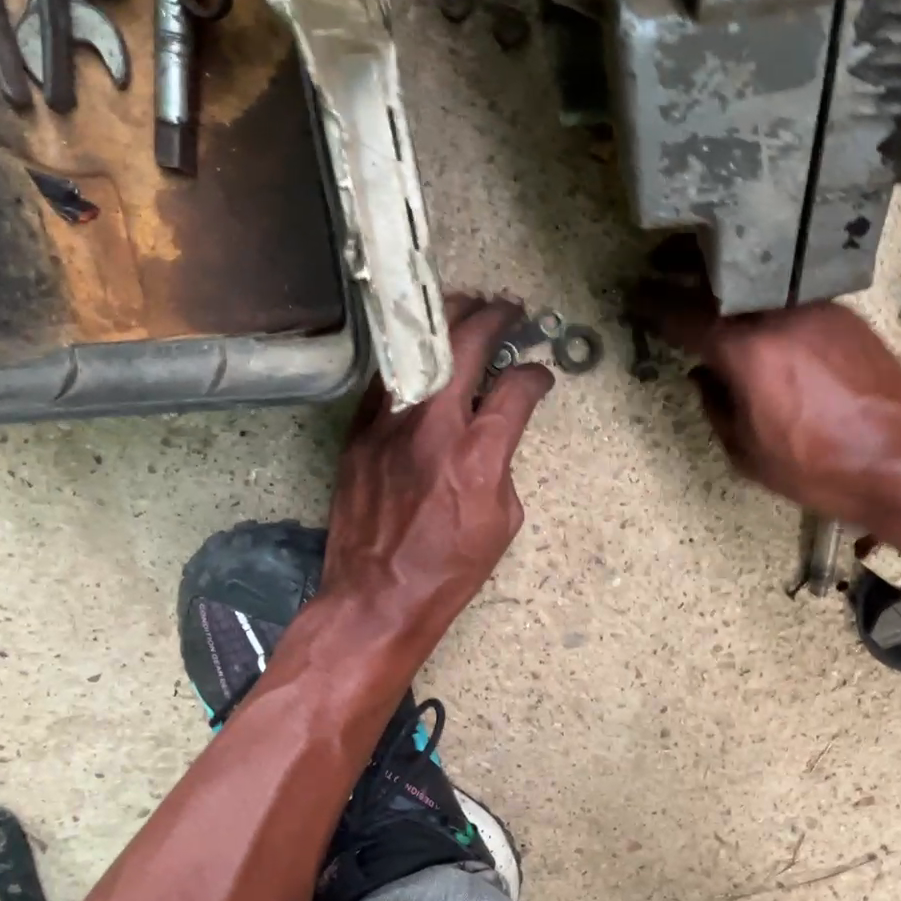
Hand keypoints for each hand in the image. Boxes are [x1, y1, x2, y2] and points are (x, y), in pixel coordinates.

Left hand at [320, 296, 553, 648]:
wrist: (378, 594)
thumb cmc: (450, 569)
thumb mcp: (503, 520)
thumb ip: (503, 464)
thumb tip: (494, 434)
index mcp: (478, 455)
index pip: (516, 389)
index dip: (535, 374)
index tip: (540, 374)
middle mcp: (433, 427)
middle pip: (466, 345)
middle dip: (494, 317)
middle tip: (509, 308)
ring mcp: (389, 423)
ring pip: (419, 348)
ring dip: (448, 319)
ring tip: (467, 307)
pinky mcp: (359, 431)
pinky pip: (388, 378)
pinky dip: (412, 358)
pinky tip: (424, 354)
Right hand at [645, 297, 900, 527]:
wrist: (899, 462)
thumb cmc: (818, 468)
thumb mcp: (747, 453)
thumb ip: (715, 407)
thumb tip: (704, 377)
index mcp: (747, 351)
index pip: (685, 317)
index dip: (654, 307)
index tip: (637, 300)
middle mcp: (780, 316)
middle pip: (722, 281)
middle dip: (686, 272)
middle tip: (663, 269)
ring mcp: (818, 310)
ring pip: (762, 286)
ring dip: (731, 286)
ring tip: (711, 294)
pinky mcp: (847, 317)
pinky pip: (795, 300)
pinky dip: (770, 303)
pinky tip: (764, 319)